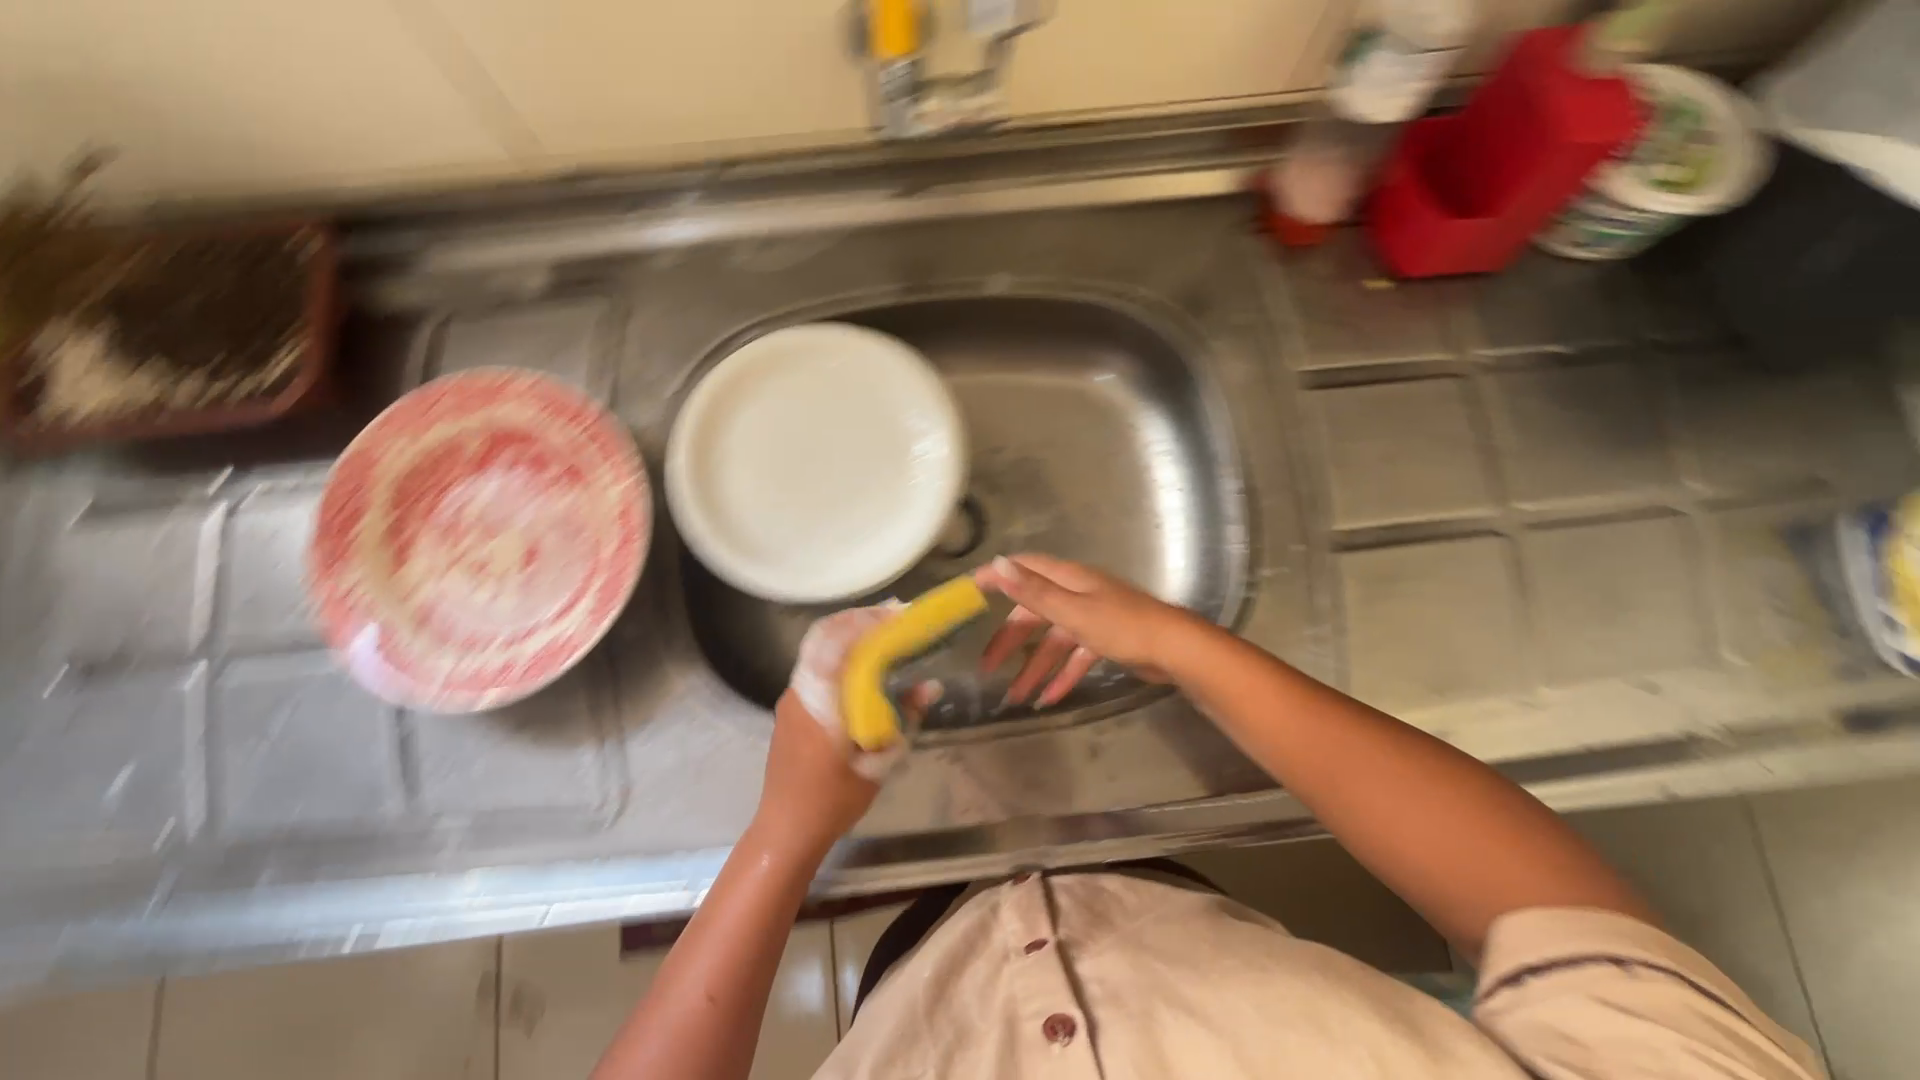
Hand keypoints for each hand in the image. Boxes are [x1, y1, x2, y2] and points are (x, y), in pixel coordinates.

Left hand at [754, 603, 929, 856]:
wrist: (785, 828)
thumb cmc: (833, 800)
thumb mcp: (878, 764)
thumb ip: (903, 720)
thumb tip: (929, 686)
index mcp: (822, 702)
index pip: (840, 642)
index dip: (868, 621)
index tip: (899, 613)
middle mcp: (802, 690)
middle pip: (826, 636)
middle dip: (861, 620)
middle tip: (895, 616)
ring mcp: (792, 697)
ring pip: (819, 649)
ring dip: (850, 635)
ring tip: (884, 632)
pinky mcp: (792, 707)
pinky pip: (816, 667)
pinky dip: (840, 654)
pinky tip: (863, 664)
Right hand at [974, 553, 1210, 706]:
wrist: (1175, 650)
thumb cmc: (1122, 626)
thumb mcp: (1072, 611)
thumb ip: (1033, 592)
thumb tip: (997, 564)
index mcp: (1069, 579)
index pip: (1025, 569)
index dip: (997, 576)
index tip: (969, 590)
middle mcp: (1078, 593)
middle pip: (1034, 613)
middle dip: (1010, 640)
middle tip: (988, 668)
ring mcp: (1093, 618)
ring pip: (1053, 641)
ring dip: (1035, 668)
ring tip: (1016, 698)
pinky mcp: (1106, 640)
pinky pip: (1074, 657)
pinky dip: (1062, 676)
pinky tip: (1049, 700)